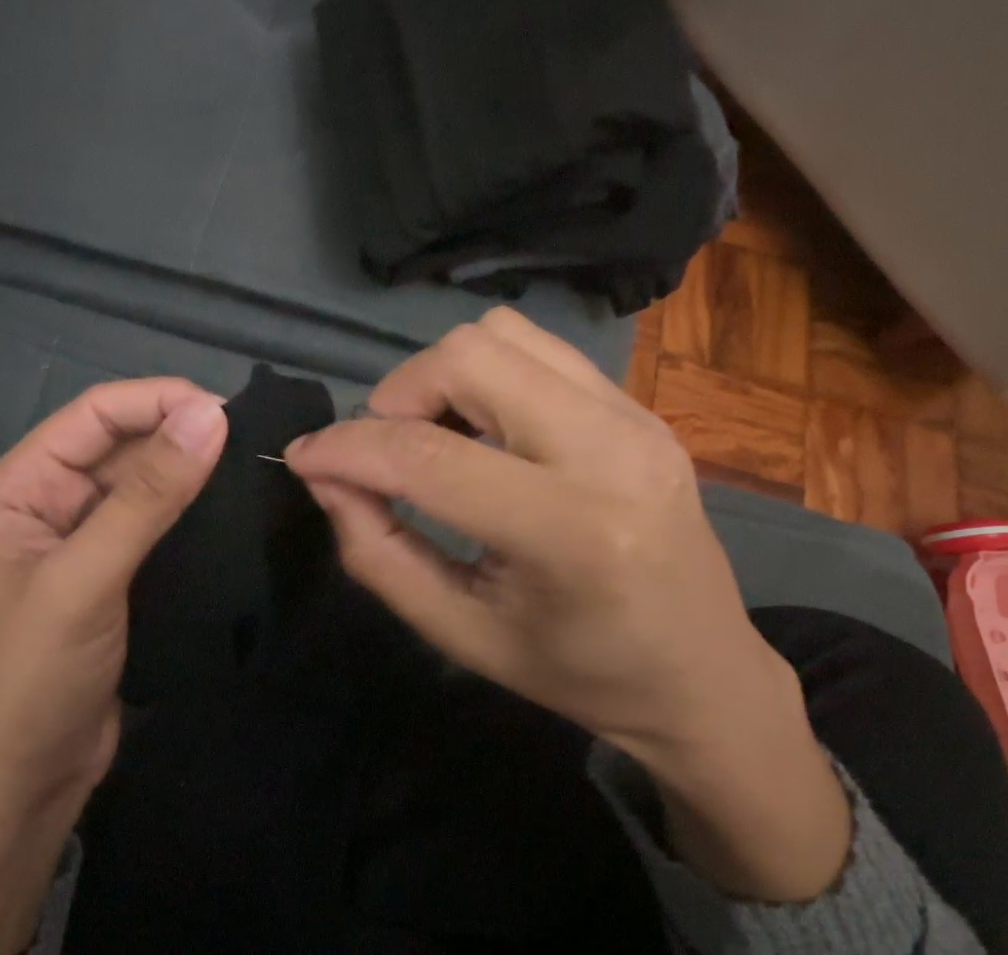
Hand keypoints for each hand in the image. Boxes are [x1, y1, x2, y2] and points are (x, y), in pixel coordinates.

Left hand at [0, 378, 227, 953]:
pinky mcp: (109, 585)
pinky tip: (229, 515)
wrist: (16, 794)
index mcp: (14, 491)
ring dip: (186, 474)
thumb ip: (145, 497)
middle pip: (116, 448)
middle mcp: (44, 509)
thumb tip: (210, 415)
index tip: (228, 410)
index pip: (91, 417)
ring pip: (138, 488)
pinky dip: (186, 517)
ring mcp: (77, 549)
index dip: (155, 400)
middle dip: (176, 435)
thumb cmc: (28, 681)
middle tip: (250, 441)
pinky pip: (150, 531)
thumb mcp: (84, 581)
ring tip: (250, 468)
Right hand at [284, 308, 767, 753]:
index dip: (348, 448)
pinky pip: (539, 349)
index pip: (429, 456)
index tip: (305, 458)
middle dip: (400, 394)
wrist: (702, 673)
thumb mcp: (461, 633)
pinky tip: (489, 432)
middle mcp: (611, 452)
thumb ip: (379, 554)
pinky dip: (489, 376)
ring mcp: (636, 417)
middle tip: (387, 451)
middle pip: (470, 356)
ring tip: (440, 438)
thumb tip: (327, 477)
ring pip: (503, 334)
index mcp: (570, 531)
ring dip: (445, 377)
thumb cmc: (576, 670)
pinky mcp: (640, 406)